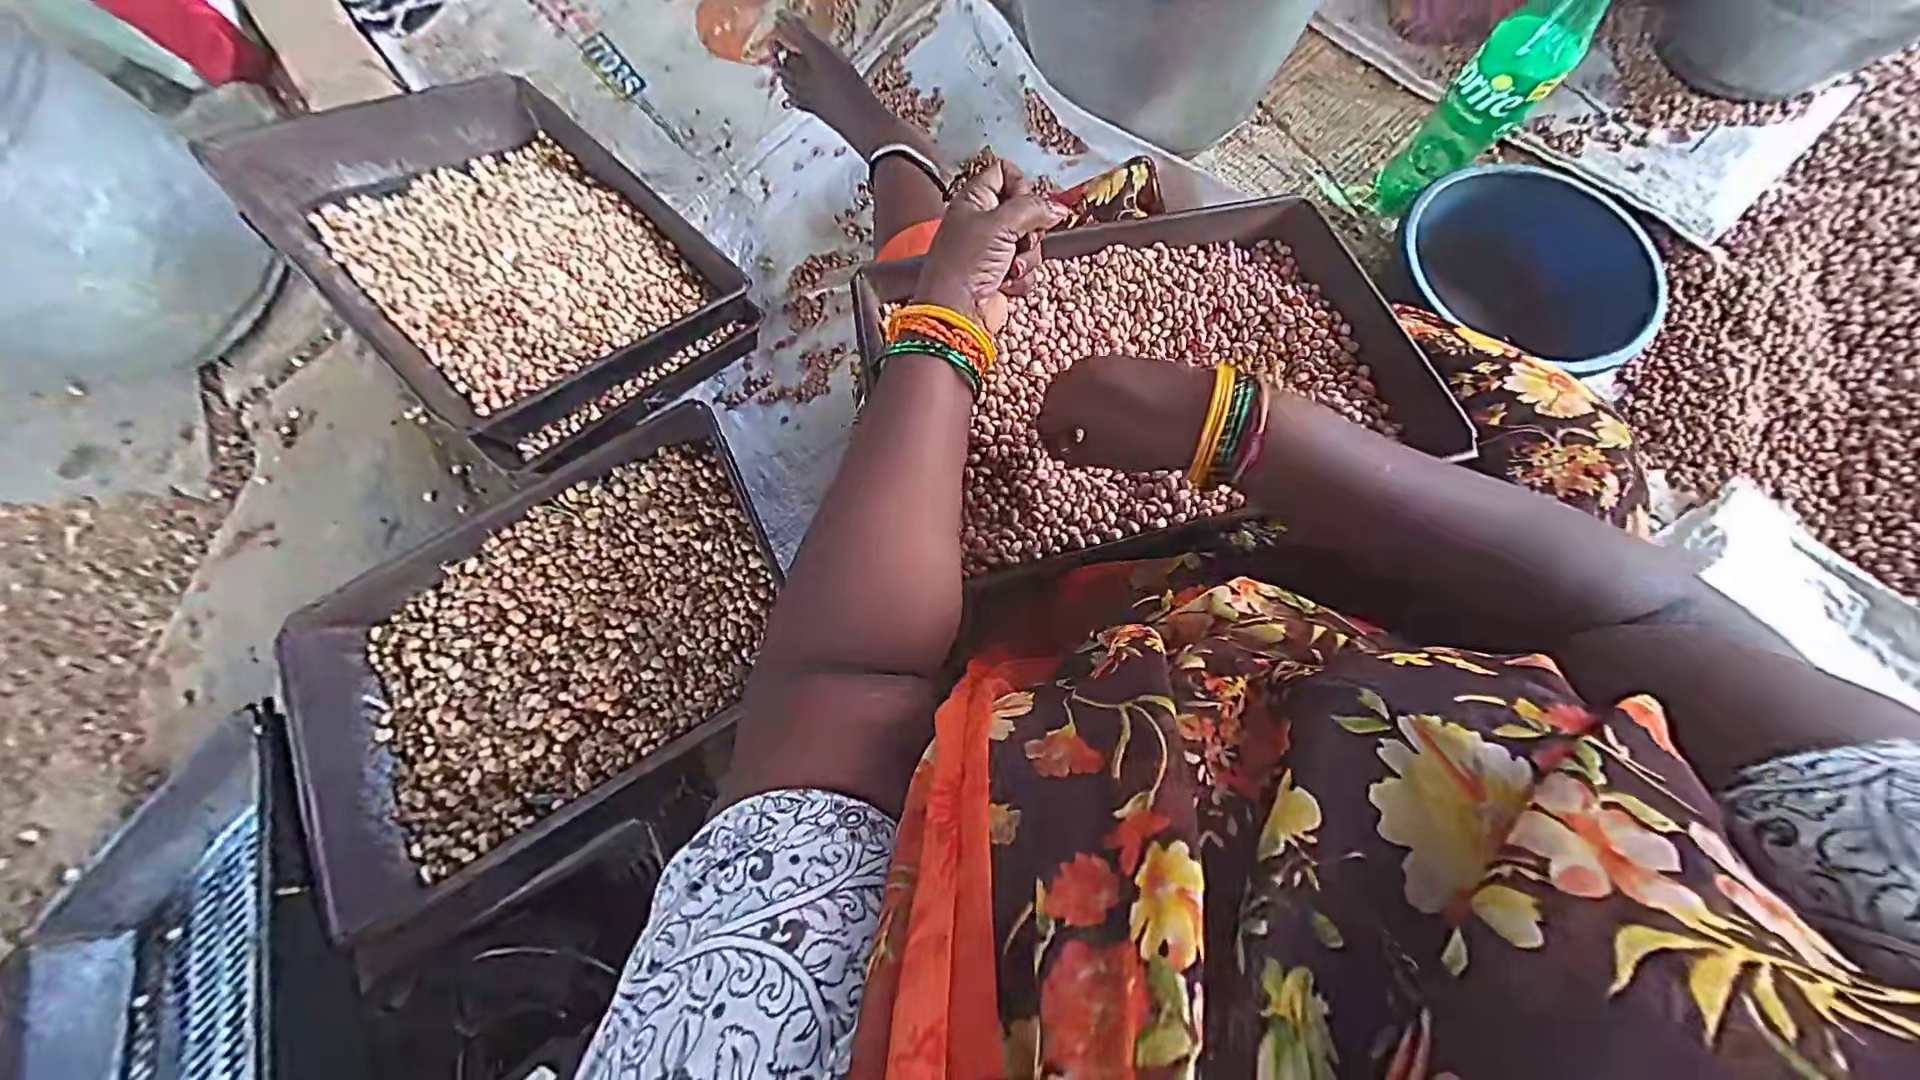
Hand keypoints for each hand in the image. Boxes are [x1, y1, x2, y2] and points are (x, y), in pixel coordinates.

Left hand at [912, 160, 1065, 329]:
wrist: (957, 313)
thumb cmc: (966, 264)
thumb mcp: (999, 224)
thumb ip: (1032, 208)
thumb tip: (1058, 207)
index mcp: (975, 200)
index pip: (1005, 173)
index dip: (1020, 186)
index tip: (1024, 204)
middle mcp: (984, 222)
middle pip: (1026, 211)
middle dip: (1029, 230)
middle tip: (1019, 241)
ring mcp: (995, 251)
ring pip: (1031, 243)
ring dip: (1026, 258)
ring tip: (1008, 269)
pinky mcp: (1003, 276)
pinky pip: (1028, 269)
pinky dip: (1021, 279)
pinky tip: (1005, 285)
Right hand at [1035, 354, 1216, 473]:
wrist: (1201, 414)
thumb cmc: (1148, 440)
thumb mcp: (1104, 456)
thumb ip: (1074, 452)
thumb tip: (1065, 449)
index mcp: (1069, 398)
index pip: (1045, 419)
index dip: (1049, 440)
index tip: (1058, 453)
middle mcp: (1081, 373)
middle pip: (1056, 395)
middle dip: (1060, 417)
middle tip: (1069, 440)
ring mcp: (1104, 362)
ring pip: (1075, 382)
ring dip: (1076, 402)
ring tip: (1092, 426)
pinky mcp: (1126, 358)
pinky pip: (1097, 375)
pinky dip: (1095, 392)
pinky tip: (1111, 411)